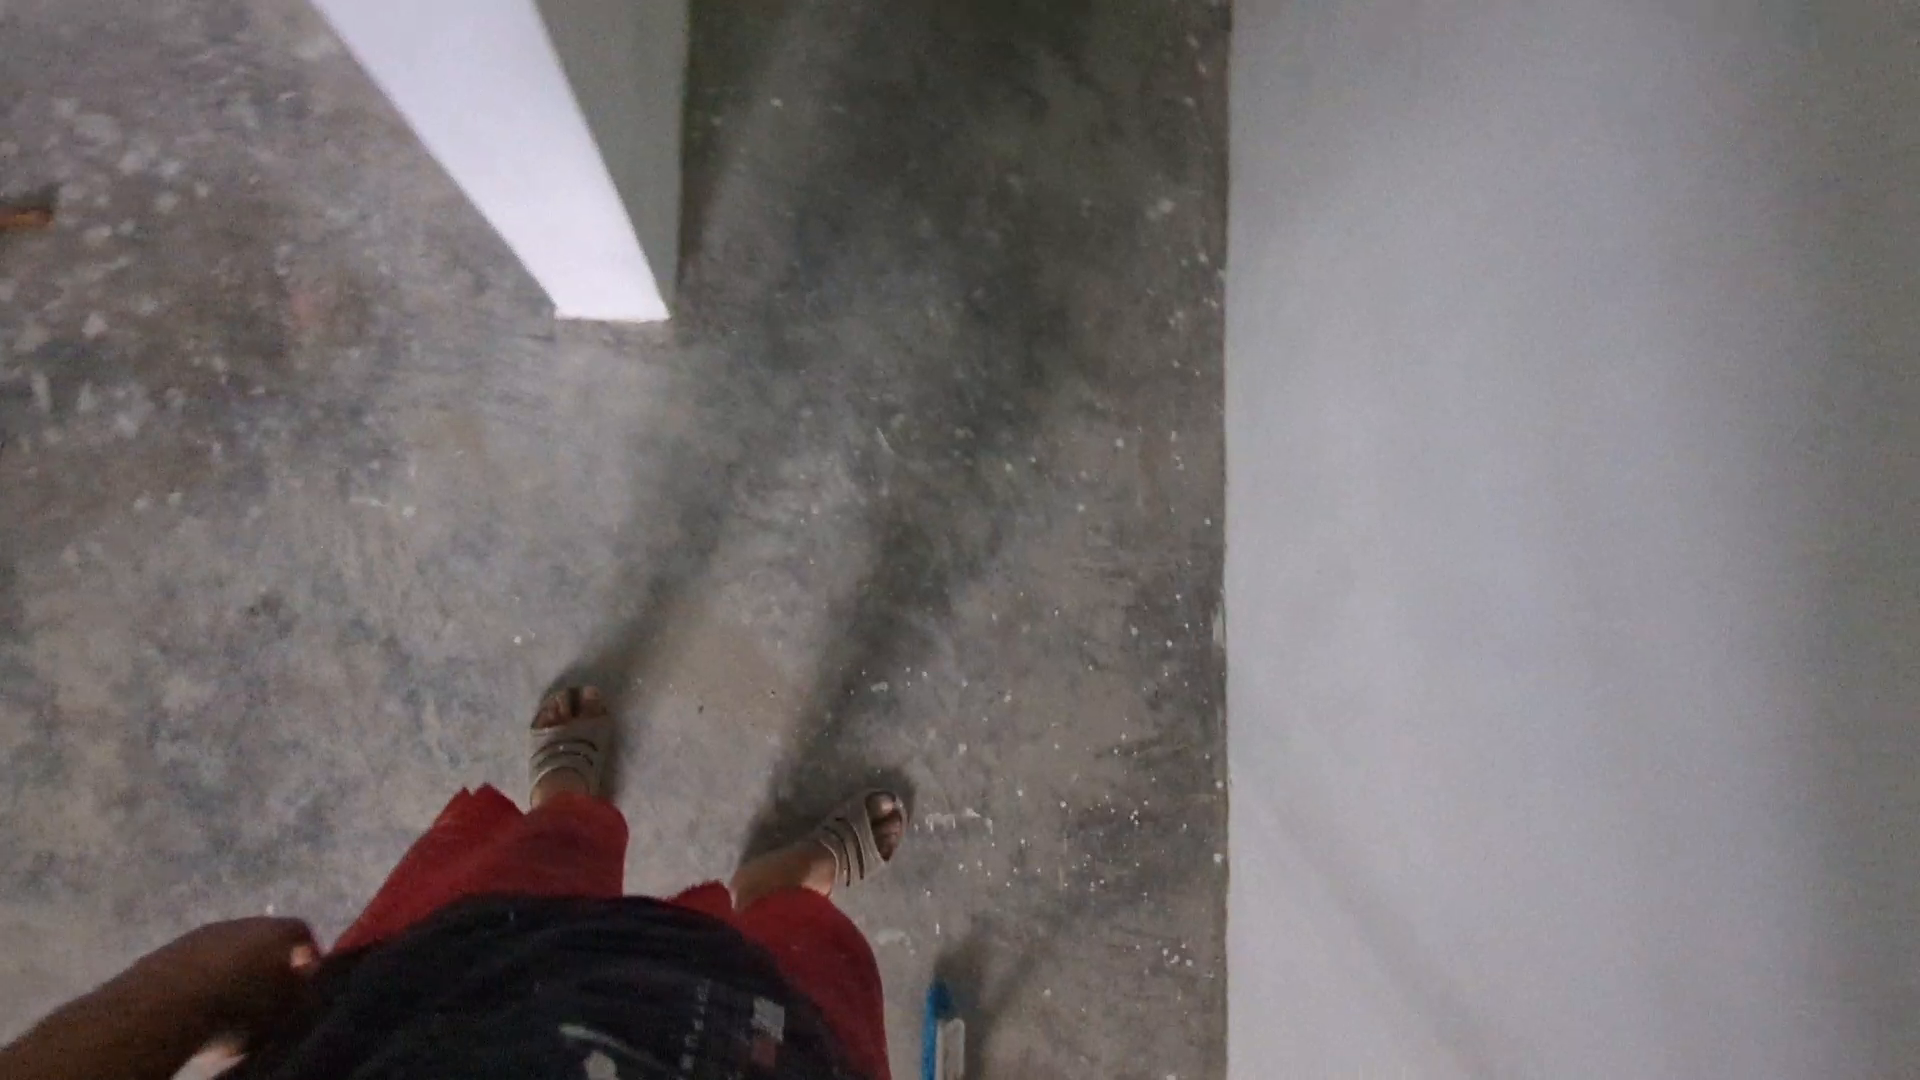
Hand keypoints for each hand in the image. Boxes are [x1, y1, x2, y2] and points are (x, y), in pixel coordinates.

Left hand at [125, 917, 318, 1045]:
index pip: (304, 934)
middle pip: (263, 938)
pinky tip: (191, 1000)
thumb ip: (299, 989)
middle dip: (264, 961)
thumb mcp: (281, 1006)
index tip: (301, 980)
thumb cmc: (236, 1005)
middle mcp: (247, 922)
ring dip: (227, 969)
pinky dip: (196, 978)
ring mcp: (202, 934)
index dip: (305, 957)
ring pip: (225, 949)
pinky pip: (191, 963)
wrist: (160, 1009)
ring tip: (222, 998)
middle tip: (261, 990)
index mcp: (282, 929)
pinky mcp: (164, 952)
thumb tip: (304, 979)